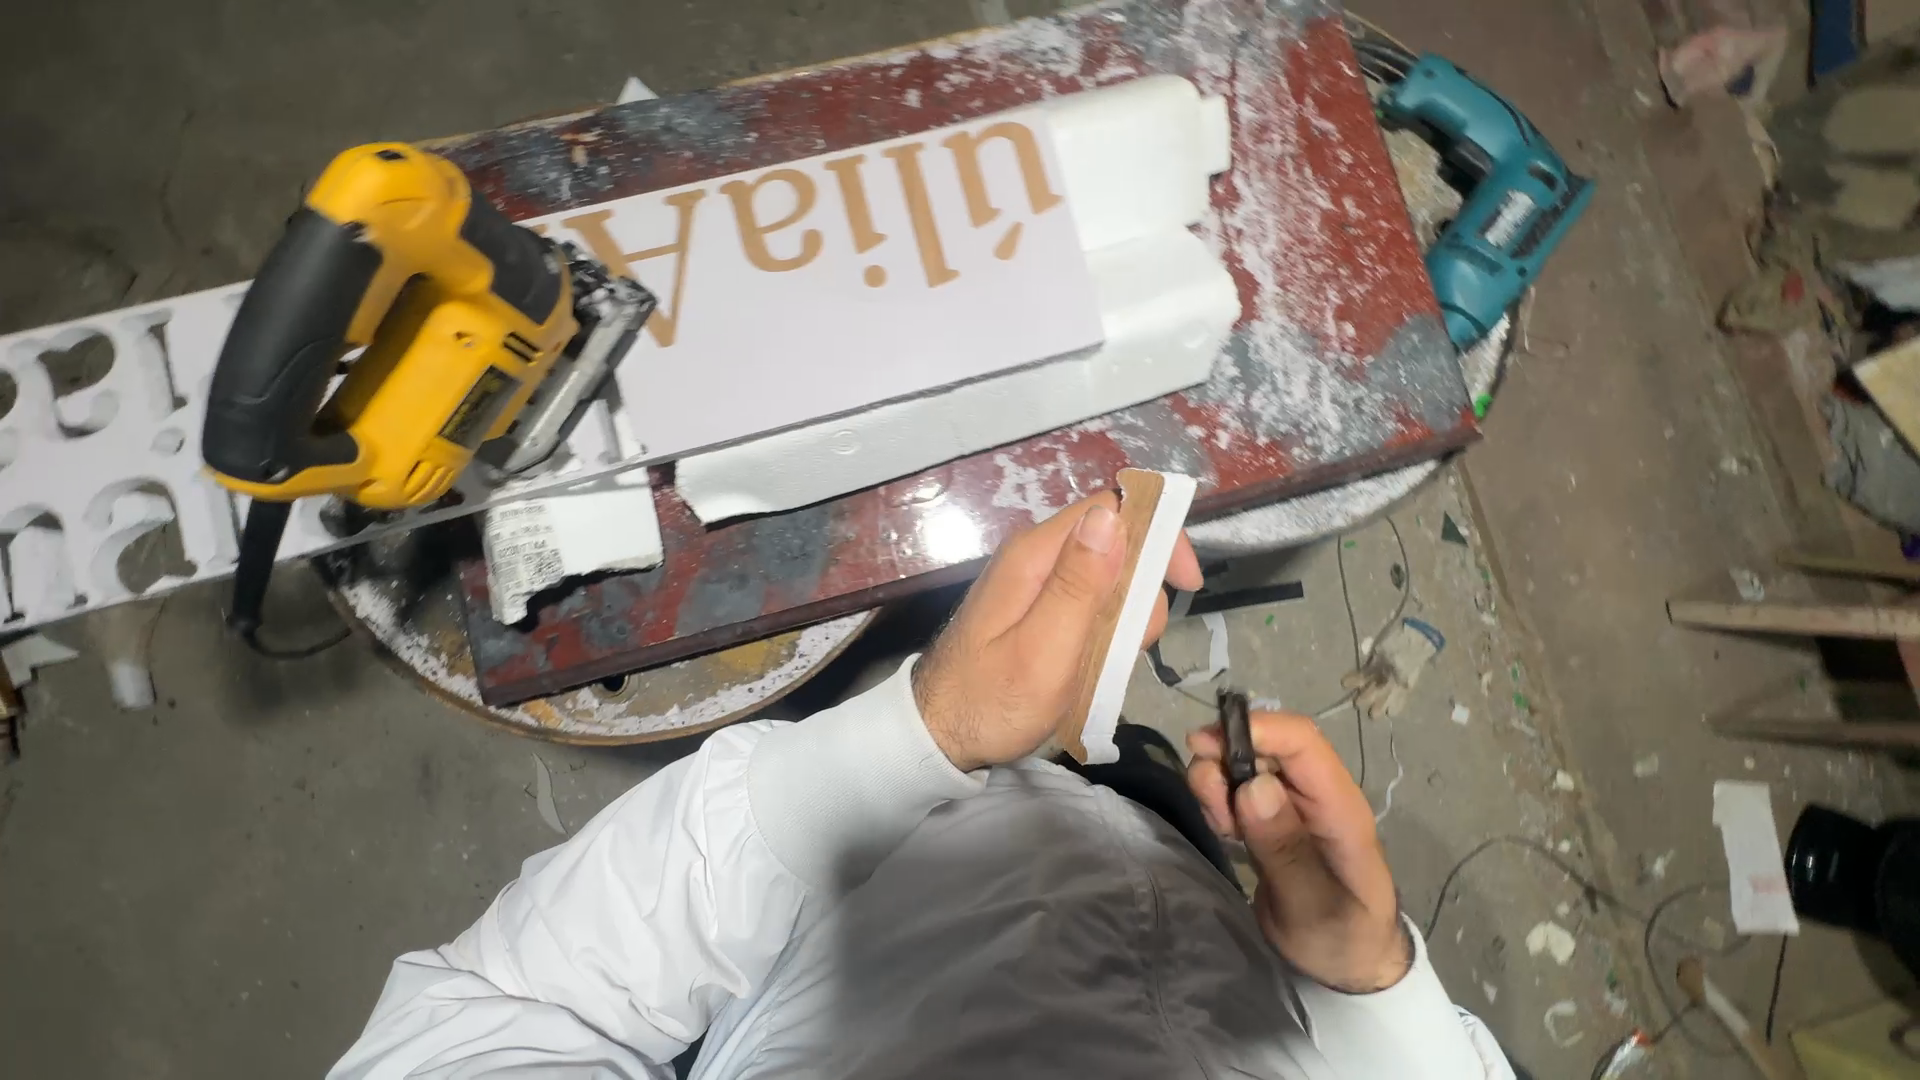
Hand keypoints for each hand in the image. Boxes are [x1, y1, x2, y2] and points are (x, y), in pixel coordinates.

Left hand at [913, 492, 1202, 772]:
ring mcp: (1031, 581)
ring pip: (1104, 577)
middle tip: (1132, 647)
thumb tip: (1111, 514)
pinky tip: (1092, 666)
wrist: (937, 735)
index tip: (1185, 584)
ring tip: (1106, 667)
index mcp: (1035, 554)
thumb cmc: (992, 701)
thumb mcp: (1045, 650)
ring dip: (1123, 618)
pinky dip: (1102, 630)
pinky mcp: (1031, 606)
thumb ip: (1080, 584)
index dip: (1157, 536)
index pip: (1111, 509)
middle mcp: (1033, 556)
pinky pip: (1084, 602)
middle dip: (1141, 590)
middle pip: (1113, 544)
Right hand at [1187, 713, 1411, 992]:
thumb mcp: (1314, 907)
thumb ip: (1285, 849)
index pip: (1301, 741)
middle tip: (1211, 808)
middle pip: (1264, 744)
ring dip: (1217, 782)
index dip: (1255, 729)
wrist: (1348, 969)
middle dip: (1225, 761)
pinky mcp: (1269, 814)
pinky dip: (1217, 798)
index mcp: (1339, 806)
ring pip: (1243, 762)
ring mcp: (1291, 802)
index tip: (1204, 745)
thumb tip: (1252, 786)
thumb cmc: (1344, 940)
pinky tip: (1225, 831)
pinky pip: (1235, 785)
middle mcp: (1314, 793)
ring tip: (1222, 828)